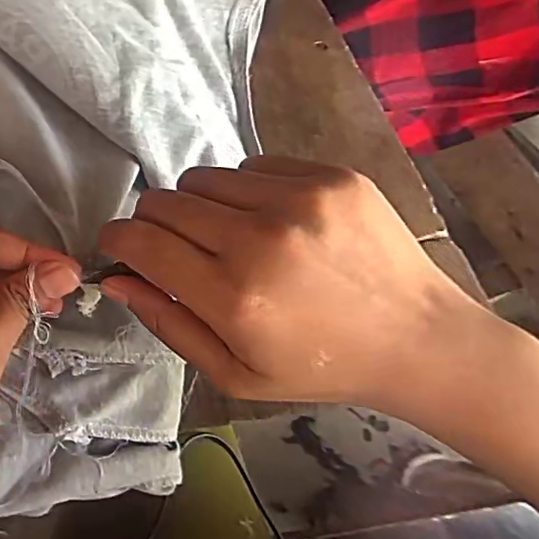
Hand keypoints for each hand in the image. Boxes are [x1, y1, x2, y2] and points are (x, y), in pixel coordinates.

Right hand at [97, 155, 505, 419]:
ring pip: (199, 178)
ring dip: (197, 206)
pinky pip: (248, 167)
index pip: (139, 242)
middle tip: (176, 248)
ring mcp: (298, 201)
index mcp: (234, 297)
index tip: (116, 245)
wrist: (424, 341)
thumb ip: (167, 323)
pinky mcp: (329, 177)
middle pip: (162, 202)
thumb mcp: (234, 372)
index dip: (115, 239)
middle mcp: (260, 240)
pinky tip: (271, 221)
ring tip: (227, 234)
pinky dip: (243, 192)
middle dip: (152, 223)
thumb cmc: (319, 366)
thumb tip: (115, 278)